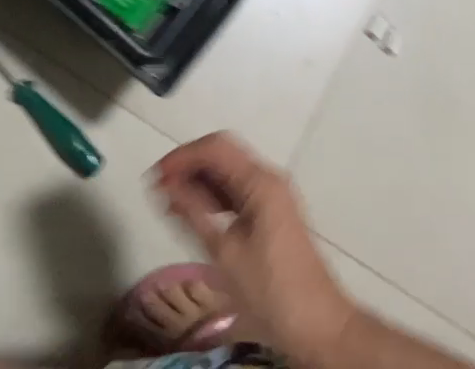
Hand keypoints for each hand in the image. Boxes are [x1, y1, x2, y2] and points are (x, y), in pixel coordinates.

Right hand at [152, 133, 356, 363]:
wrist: (318, 324)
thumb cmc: (271, 291)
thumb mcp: (225, 252)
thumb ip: (193, 212)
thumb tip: (167, 184)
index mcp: (261, 182)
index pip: (215, 148)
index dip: (181, 156)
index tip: (155, 176)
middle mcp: (269, 179)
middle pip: (222, 155)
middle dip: (188, 166)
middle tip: (159, 188)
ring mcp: (273, 195)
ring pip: (229, 172)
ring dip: (199, 181)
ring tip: (170, 203)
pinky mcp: (272, 212)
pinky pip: (238, 191)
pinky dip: (213, 196)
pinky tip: (194, 214)